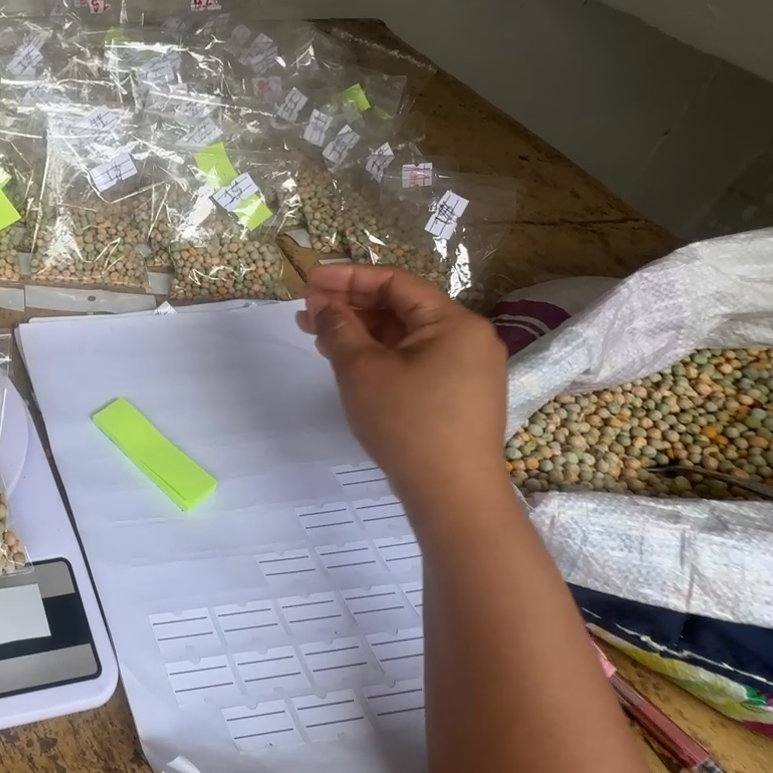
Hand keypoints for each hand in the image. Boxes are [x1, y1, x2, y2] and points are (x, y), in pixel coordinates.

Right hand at [297, 264, 507, 502]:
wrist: (452, 495)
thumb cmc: (407, 422)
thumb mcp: (361, 368)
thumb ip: (338, 326)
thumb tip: (321, 303)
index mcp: (453, 323)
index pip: (395, 282)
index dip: (347, 277)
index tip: (308, 280)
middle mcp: (467, 338)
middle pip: (400, 306)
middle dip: (349, 304)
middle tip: (305, 309)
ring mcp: (465, 367)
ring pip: (402, 334)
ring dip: (358, 329)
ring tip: (314, 333)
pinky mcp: (456, 393)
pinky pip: (411, 357)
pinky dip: (376, 352)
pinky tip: (344, 358)